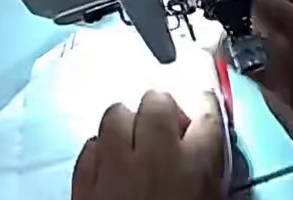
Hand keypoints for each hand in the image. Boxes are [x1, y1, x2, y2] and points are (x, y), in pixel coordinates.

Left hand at [72, 90, 226, 199]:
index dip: (208, 108)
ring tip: (134, 148)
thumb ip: (210, 190)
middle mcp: (154, 155)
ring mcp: (113, 164)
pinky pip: (90, 146)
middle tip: (168, 136)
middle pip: (157, 102)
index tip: (205, 108)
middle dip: (163, 113)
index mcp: (195, 169)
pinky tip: (109, 169)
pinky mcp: (82, 182)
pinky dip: (100, 152)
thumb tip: (210, 173)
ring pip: (116, 114)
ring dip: (128, 126)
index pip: (208, 118)